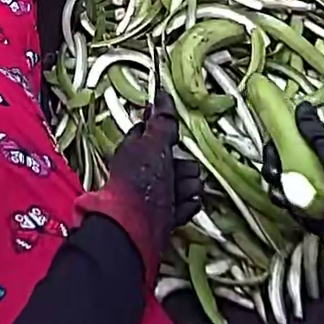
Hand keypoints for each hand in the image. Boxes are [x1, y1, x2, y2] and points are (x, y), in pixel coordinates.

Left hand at [75, 88, 202, 275]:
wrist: (137, 230)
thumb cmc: (142, 181)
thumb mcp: (154, 144)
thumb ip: (162, 121)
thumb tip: (162, 93)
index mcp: (134, 149)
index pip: (150, 131)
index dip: (164, 130)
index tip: (176, 132)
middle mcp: (141, 171)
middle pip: (170, 160)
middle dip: (182, 164)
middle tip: (184, 169)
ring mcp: (152, 196)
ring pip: (178, 183)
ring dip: (186, 185)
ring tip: (186, 189)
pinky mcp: (162, 218)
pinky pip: (180, 206)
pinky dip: (186, 205)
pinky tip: (190, 203)